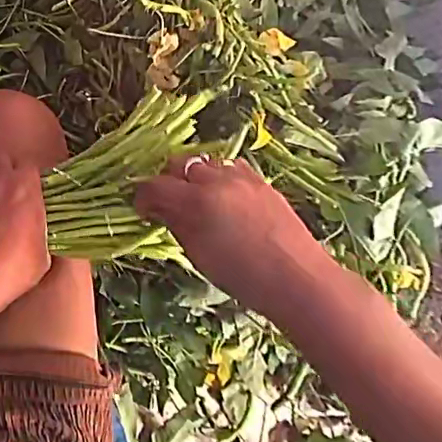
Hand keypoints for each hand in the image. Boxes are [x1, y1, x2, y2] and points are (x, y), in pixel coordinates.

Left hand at [0, 159, 50, 299]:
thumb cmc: (18, 263)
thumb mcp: (42, 253)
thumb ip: (39, 234)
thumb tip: (38, 237)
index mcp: (29, 188)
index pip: (29, 166)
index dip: (26, 176)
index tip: (27, 188)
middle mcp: (4, 179)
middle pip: (3, 160)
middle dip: (4, 170)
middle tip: (6, 188)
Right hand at [134, 155, 335, 321]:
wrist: (298, 279)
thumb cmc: (243, 276)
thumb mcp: (198, 253)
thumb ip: (175, 224)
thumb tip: (159, 210)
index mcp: (196, 201)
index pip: (155, 186)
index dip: (142, 197)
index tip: (142, 211)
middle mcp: (217, 180)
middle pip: (179, 164)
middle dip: (168, 180)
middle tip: (167, 203)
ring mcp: (241, 177)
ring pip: (205, 162)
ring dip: (194, 176)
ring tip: (196, 199)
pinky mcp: (261, 181)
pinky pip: (230, 168)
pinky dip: (219, 177)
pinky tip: (222, 198)